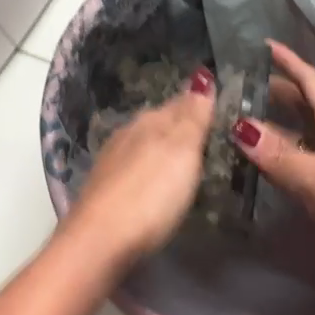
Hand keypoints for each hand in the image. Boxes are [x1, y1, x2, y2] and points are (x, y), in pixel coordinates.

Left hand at [63, 70, 214, 266]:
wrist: (98, 240)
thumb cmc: (149, 195)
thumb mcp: (181, 151)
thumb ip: (192, 114)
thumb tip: (201, 74)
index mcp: (148, 121)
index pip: (178, 101)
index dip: (197, 101)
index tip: (216, 103)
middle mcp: (128, 133)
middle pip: (160, 122)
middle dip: (180, 125)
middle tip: (207, 134)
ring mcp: (113, 160)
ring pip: (144, 144)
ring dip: (163, 148)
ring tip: (185, 160)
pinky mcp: (105, 188)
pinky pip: (134, 167)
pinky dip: (149, 170)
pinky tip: (156, 183)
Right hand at [234, 41, 314, 303]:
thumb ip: (282, 154)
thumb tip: (238, 126)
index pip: (310, 81)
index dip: (288, 61)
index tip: (261, 44)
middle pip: (297, 106)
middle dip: (269, 91)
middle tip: (232, 83)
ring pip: (289, 136)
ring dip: (264, 126)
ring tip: (228, 117)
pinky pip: (287, 166)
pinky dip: (266, 159)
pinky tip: (244, 161)